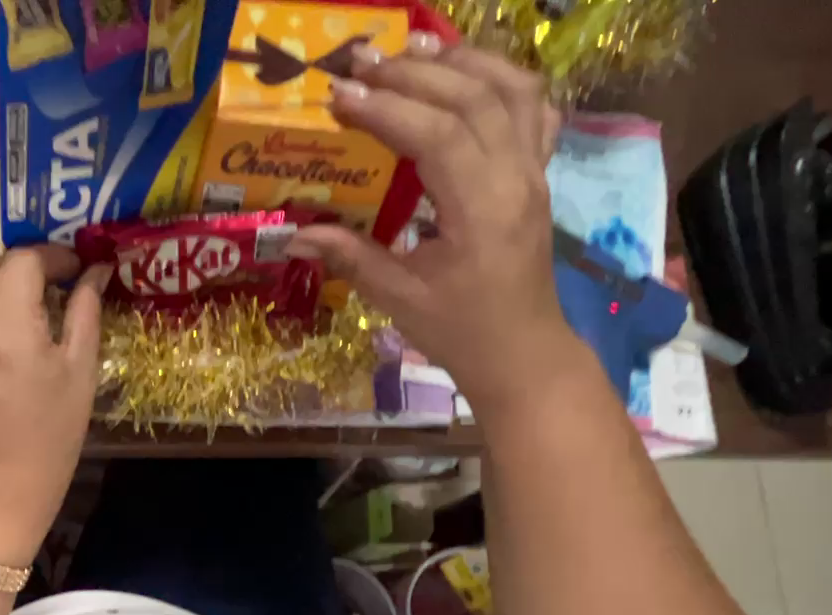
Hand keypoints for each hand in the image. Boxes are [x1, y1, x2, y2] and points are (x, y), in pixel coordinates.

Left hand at [0, 246, 108, 563]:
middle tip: (50, 289)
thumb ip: (86, 311)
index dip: (52, 256)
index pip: (23, 260)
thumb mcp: (80, 371)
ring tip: (23, 324)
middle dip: (22, 269)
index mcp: (9, 328)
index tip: (72, 269)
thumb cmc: (53, 434)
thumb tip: (94, 269)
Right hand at [287, 39, 587, 406]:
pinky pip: (531, 107)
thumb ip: (351, 257)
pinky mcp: (537, 173)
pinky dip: (499, 78)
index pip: (440, 136)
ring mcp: (534, 171)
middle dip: (415, 72)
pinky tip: (463, 72)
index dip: (389, 108)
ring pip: (510, 88)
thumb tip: (294, 234)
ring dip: (460, 60)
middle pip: (474, 98)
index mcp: (481, 212)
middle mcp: (516, 178)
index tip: (342, 94)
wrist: (520, 349)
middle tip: (361, 62)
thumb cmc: (458, 330)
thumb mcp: (398, 299)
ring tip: (410, 47)